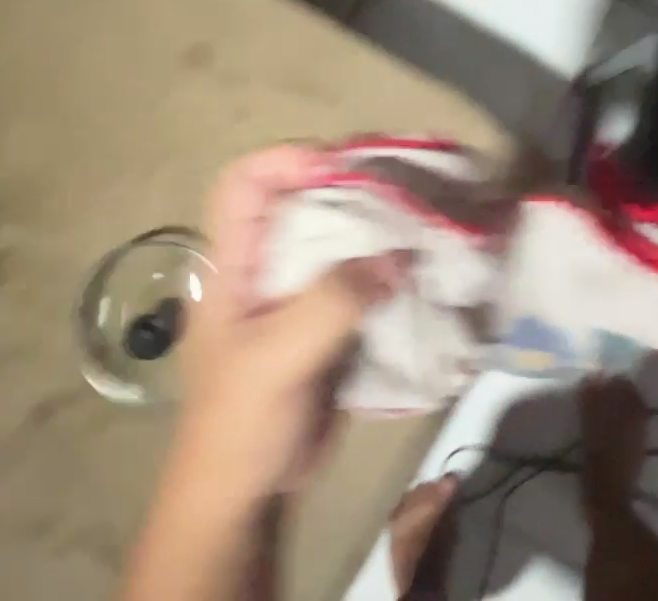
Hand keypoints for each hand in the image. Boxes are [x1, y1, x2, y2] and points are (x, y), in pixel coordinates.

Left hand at [172, 146, 405, 503]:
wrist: (245, 496)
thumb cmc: (238, 423)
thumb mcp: (275, 359)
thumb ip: (331, 302)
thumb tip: (397, 256)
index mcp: (232, 265)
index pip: (245, 183)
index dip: (288, 161)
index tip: (346, 172)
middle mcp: (266, 267)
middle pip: (304, 202)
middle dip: (353, 189)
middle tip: (407, 191)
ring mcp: (300, 295)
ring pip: (340, 240)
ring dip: (380, 230)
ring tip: (425, 225)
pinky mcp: (329, 323)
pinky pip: (363, 280)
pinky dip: (392, 269)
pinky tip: (423, 271)